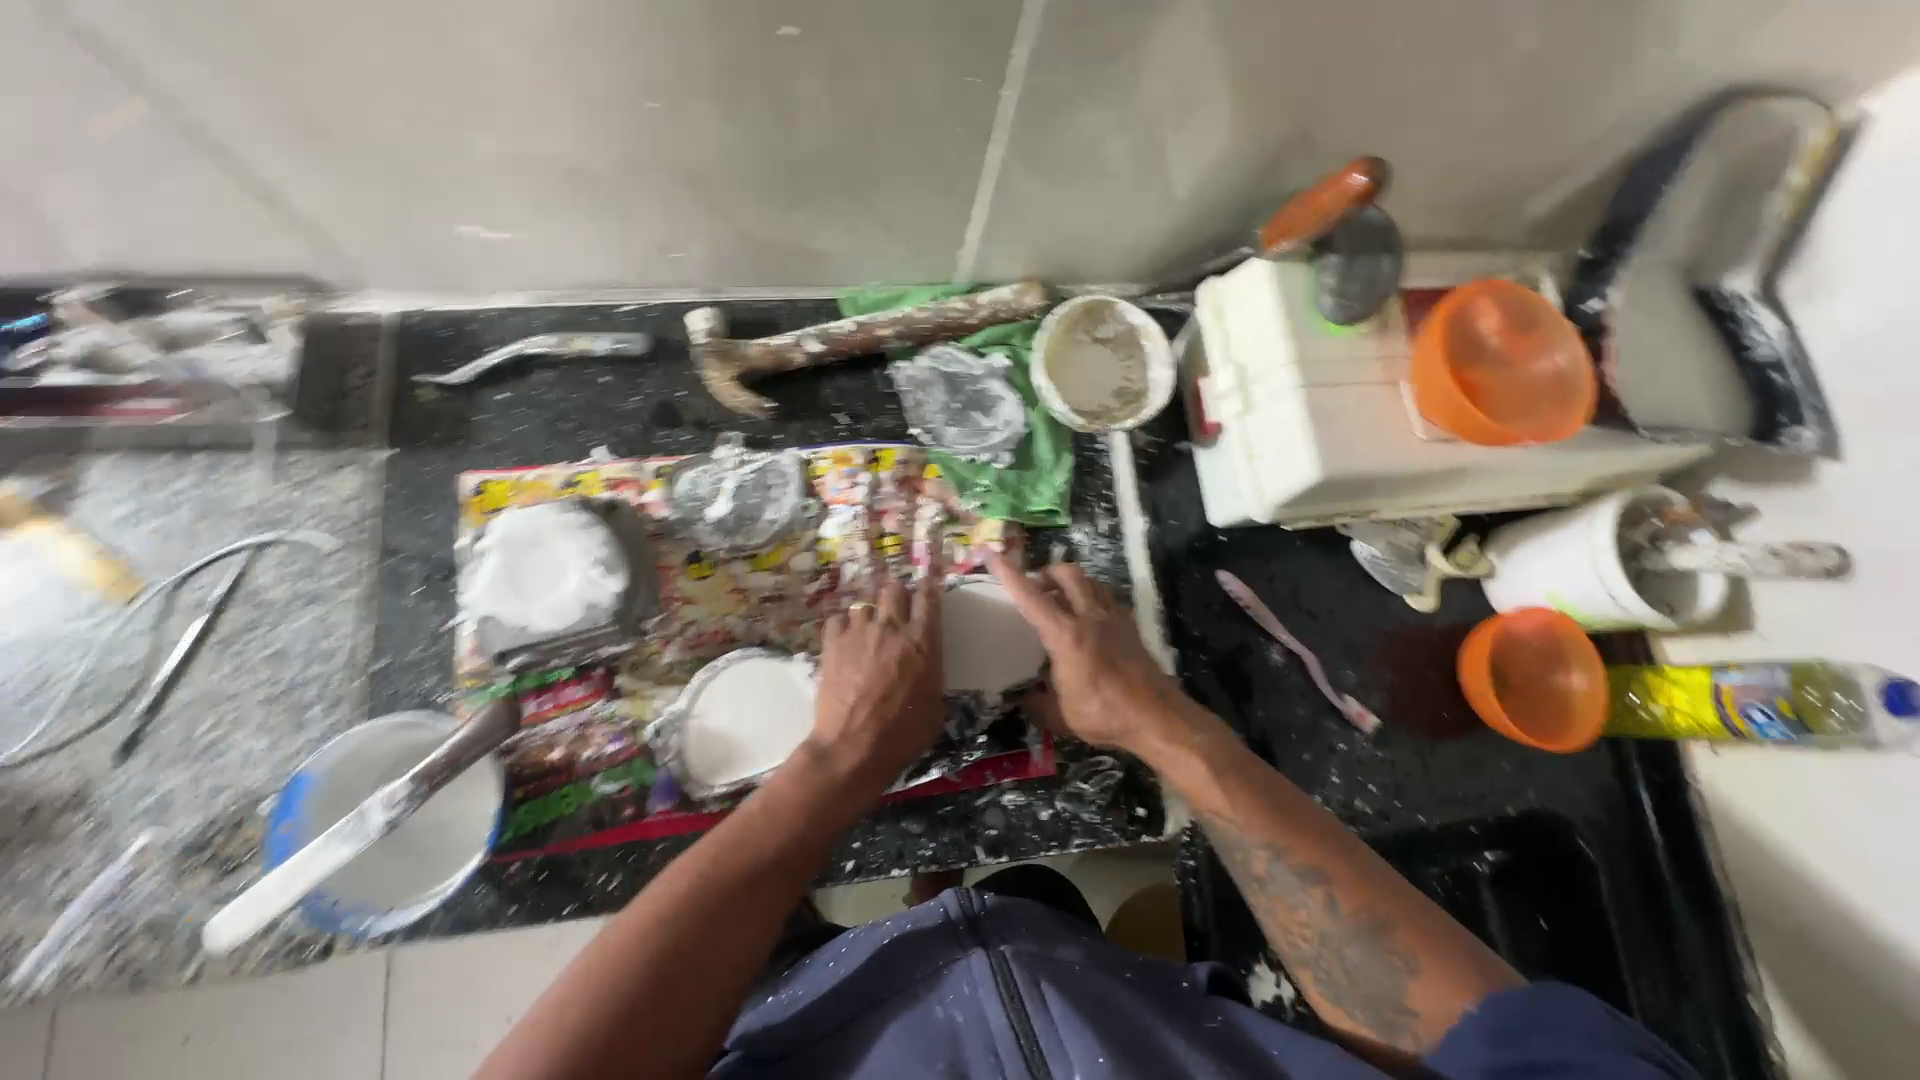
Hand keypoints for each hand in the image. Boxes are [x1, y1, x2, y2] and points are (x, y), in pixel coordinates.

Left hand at [808, 571, 943, 788]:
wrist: (854, 748)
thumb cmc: (903, 734)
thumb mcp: (935, 707)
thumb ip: (931, 676)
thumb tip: (926, 670)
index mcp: (923, 642)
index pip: (929, 597)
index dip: (928, 586)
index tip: (927, 584)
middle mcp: (892, 629)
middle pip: (893, 589)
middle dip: (896, 594)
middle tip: (896, 608)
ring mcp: (859, 633)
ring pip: (864, 604)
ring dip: (869, 614)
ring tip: (867, 631)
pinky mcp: (832, 644)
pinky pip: (837, 620)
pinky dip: (843, 627)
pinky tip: (844, 641)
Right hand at [989, 553, 1214, 759]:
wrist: (1157, 717)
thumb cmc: (1104, 715)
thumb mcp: (1060, 716)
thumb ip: (1037, 703)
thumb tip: (1022, 698)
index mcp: (1065, 635)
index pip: (1031, 597)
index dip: (1010, 575)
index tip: (993, 556)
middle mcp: (1089, 617)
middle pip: (1067, 574)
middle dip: (1047, 572)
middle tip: (1036, 587)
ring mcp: (1114, 618)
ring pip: (1090, 581)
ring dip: (1071, 582)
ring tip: (1061, 600)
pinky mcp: (1130, 626)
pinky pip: (1108, 598)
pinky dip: (1093, 598)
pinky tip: (1090, 618)